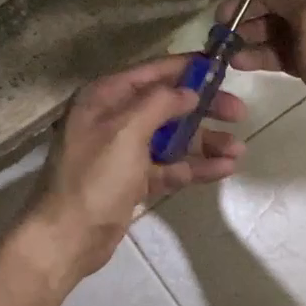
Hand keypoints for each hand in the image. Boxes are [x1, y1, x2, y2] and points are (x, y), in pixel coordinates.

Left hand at [21, 57, 248, 282]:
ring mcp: (124, 151)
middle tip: (239, 112)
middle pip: (167, 104)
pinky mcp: (133, 180)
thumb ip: (160, 103)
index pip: (152, 72)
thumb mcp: (126, 132)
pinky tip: (224, 168)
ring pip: (172, 138)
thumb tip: (188, 91)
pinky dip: (195, 167)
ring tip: (238, 149)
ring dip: (205, 141)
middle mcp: (113, 118)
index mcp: (104, 97)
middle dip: (204, 107)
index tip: (224, 67)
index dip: (188, 68)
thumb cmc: (94, 178)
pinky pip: (170, 167)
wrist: (66, 238)